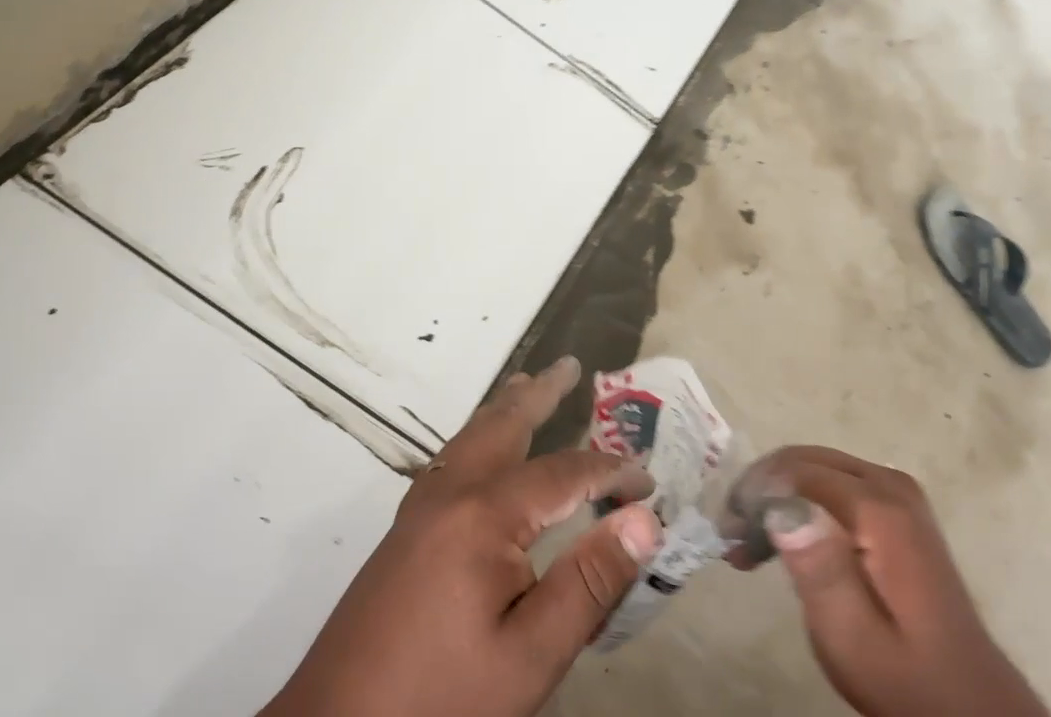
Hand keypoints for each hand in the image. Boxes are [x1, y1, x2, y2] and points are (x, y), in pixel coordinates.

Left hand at [262, 357, 661, 716]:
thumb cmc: (443, 696)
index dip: (610, 472)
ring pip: (468, 441)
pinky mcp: (402, 537)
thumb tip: (644, 519)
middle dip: (538, 397)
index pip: (563, 474)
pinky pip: (449, 462)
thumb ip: (589, 583)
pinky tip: (480, 455)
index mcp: (482, 516)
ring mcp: (417, 514)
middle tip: (569, 366)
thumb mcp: (531, 654)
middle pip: (501, 429)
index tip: (649, 481)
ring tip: (526, 386)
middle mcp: (447, 497)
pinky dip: (476, 438)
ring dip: (503, 411)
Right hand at [732, 447, 1049, 716]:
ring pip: (819, 469)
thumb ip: (819, 568)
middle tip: (731, 536)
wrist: (967, 701)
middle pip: (807, 461)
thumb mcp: (850, 636)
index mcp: (881, 511)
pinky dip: (804, 503)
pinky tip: (785, 541)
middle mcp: (892, 486)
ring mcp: (900, 496)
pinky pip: (839, 485)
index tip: (728, 532)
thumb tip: (781, 506)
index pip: (798, 470)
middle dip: (762, 490)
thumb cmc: (901, 674)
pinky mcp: (900, 512)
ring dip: (779, 497)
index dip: (755, 492)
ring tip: (749, 546)